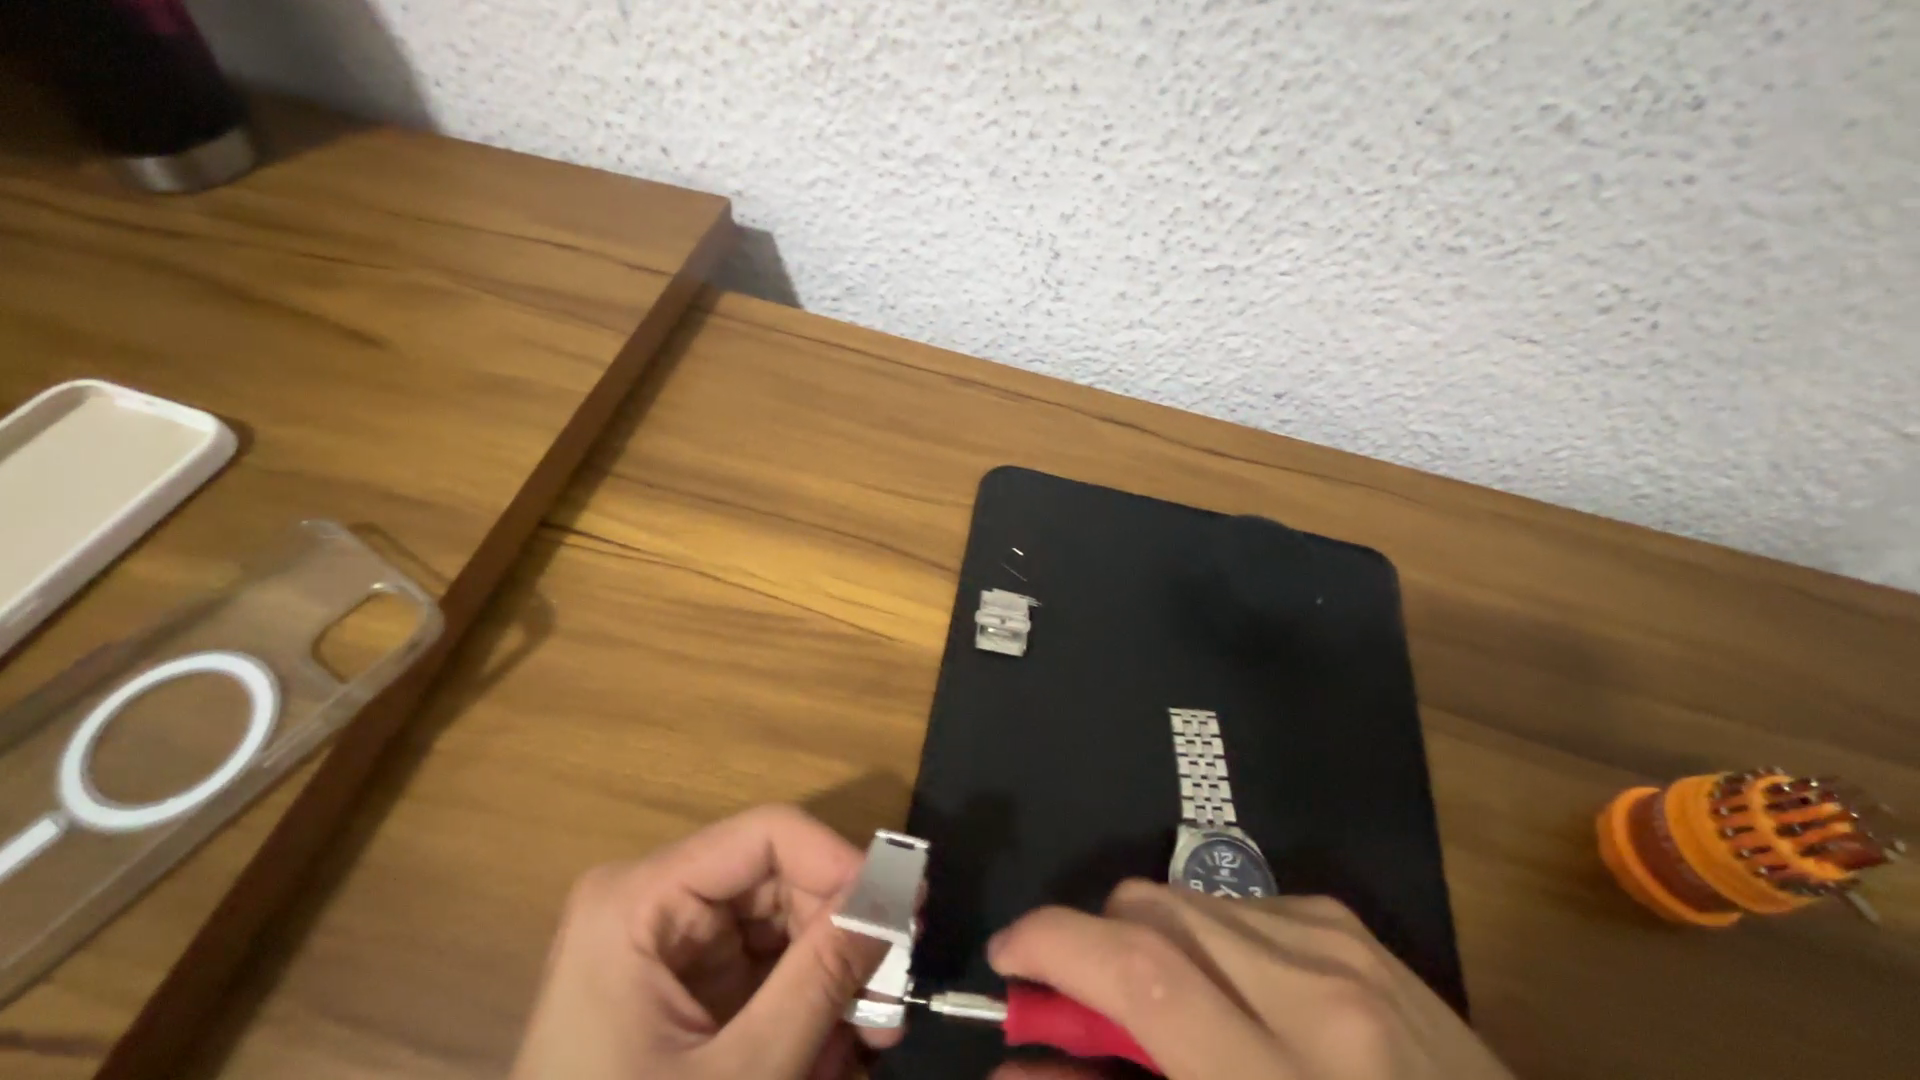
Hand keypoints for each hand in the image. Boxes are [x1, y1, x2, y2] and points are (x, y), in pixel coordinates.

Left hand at [510, 805, 897, 1079]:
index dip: (844, 863)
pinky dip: (805, 1002)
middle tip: (898, 993)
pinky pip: (762, 968)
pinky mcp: (681, 984)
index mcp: (639, 900)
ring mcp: (665, 944)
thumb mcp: (744, 1074)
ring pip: (780, 924)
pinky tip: (831, 1053)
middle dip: (843, 933)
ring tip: (871, 1042)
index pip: (767, 834)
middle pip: (779, 879)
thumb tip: (898, 892)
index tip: (907, 913)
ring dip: (832, 975)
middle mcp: (651, 902)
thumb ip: (821, 977)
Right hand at [988, 881, 1511, 1079]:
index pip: (1143, 973)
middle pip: (1155, 910)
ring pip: (1188, 900)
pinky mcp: (1357, 929)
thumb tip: (1016, 1070)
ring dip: (1145, 942)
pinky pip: (1237, 906)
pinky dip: (1200, 937)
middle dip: (1092, 943)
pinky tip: (1225, 994)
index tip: (1006, 962)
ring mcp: (1345, 948)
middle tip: (1083, 1009)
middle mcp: (1318, 990)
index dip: (1053, 947)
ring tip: (1160, 1009)